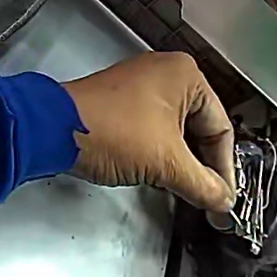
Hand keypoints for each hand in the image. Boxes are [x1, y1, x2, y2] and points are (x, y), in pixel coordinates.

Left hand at [61, 52, 235, 213]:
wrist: (51, 129)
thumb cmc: (113, 132)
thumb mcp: (167, 163)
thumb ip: (203, 185)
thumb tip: (224, 202)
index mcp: (187, 76)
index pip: (221, 128)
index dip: (225, 168)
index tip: (225, 198)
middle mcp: (168, 74)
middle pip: (201, 129)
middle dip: (204, 167)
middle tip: (210, 200)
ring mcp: (144, 86)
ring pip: (178, 132)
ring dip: (184, 163)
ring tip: (189, 193)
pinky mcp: (124, 102)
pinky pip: (157, 130)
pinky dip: (163, 154)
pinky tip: (164, 176)